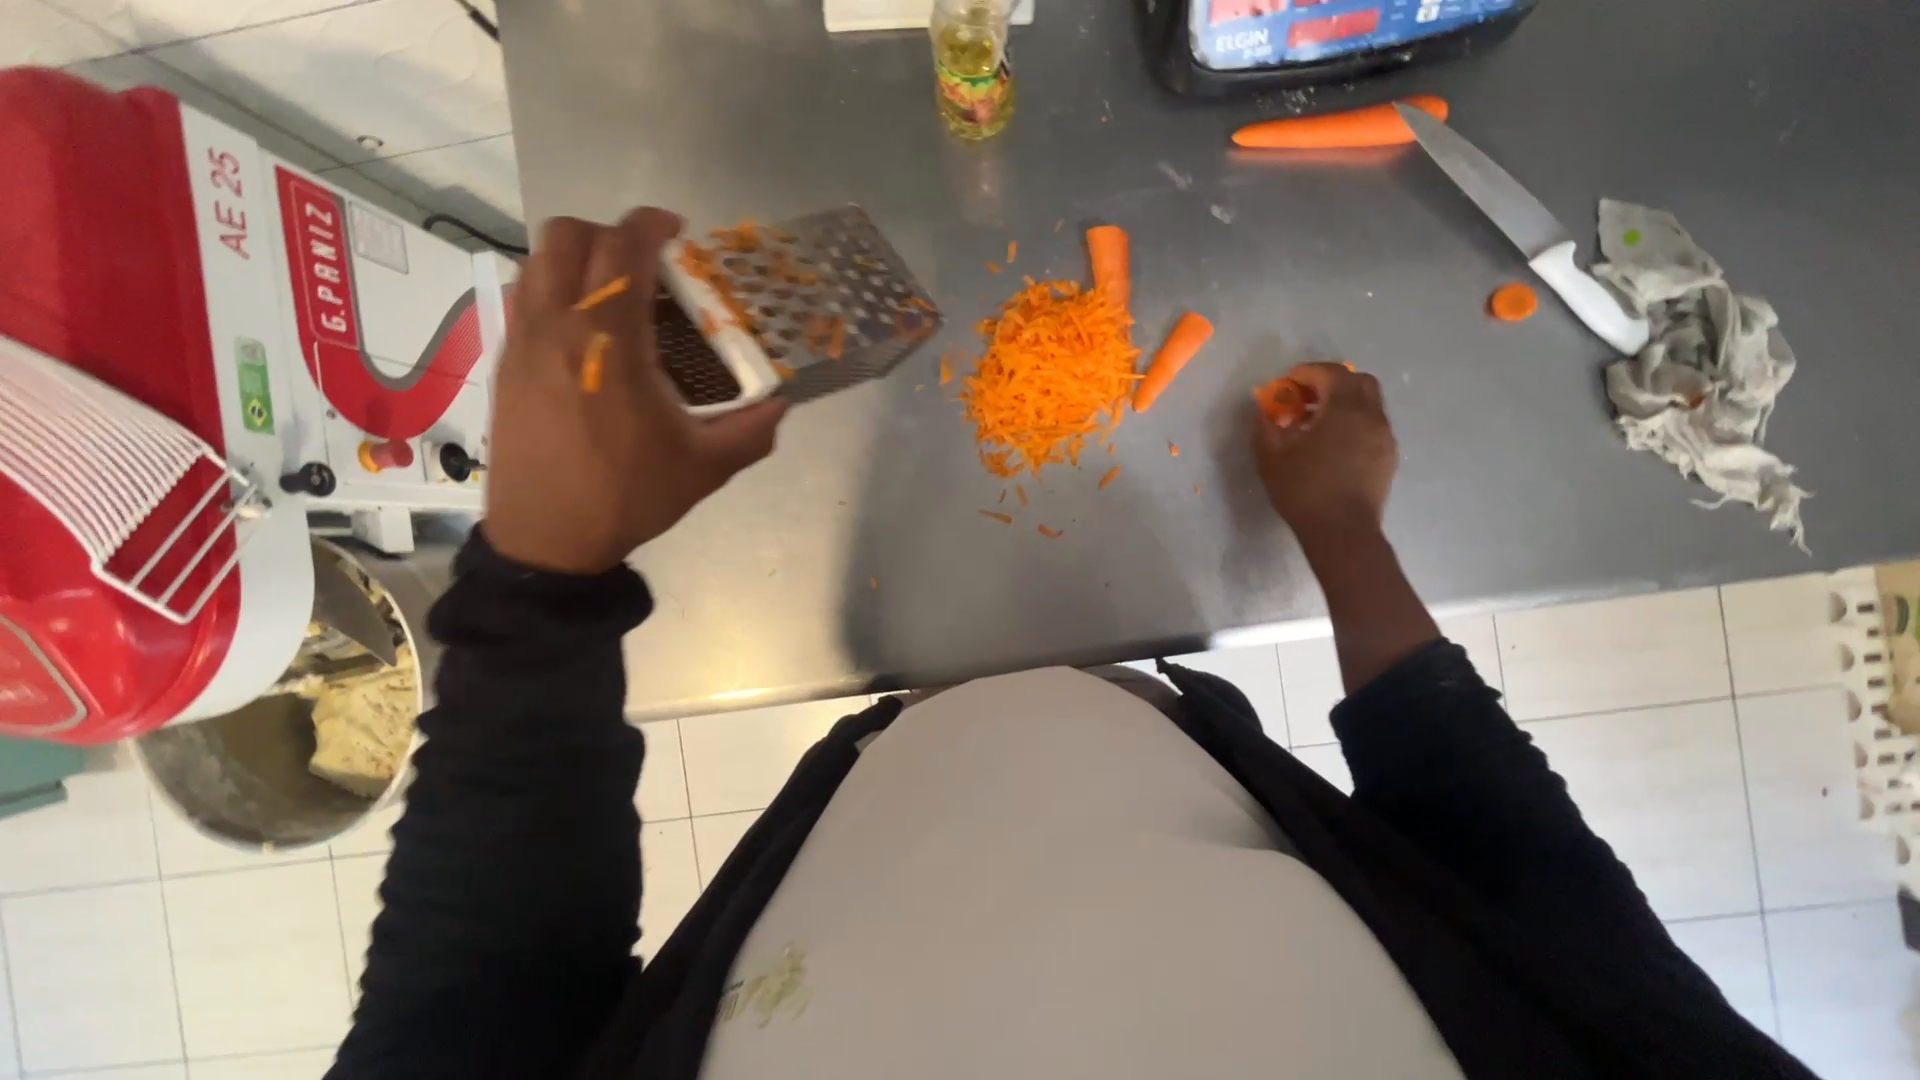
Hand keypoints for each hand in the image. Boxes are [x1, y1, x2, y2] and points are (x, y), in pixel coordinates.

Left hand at [483, 209, 787, 573]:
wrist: (548, 538)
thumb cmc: (628, 496)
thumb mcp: (707, 467)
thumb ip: (753, 430)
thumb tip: (780, 404)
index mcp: (609, 342)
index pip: (622, 249)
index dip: (651, 224)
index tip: (677, 230)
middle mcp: (556, 326)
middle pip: (569, 237)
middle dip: (611, 233)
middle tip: (647, 264)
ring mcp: (522, 343)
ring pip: (538, 262)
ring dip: (578, 259)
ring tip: (614, 294)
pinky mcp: (505, 364)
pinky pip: (525, 298)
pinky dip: (556, 291)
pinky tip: (587, 335)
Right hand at [1251, 362, 1397, 550]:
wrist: (1343, 531)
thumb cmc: (1304, 490)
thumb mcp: (1271, 457)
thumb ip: (1265, 425)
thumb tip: (1264, 410)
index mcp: (1345, 409)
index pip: (1330, 373)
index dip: (1307, 372)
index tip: (1287, 383)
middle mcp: (1371, 415)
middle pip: (1358, 381)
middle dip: (1331, 382)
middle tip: (1306, 398)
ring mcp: (1384, 436)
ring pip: (1368, 404)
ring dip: (1344, 404)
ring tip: (1316, 425)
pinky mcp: (1388, 456)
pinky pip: (1372, 426)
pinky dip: (1353, 423)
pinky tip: (1332, 446)